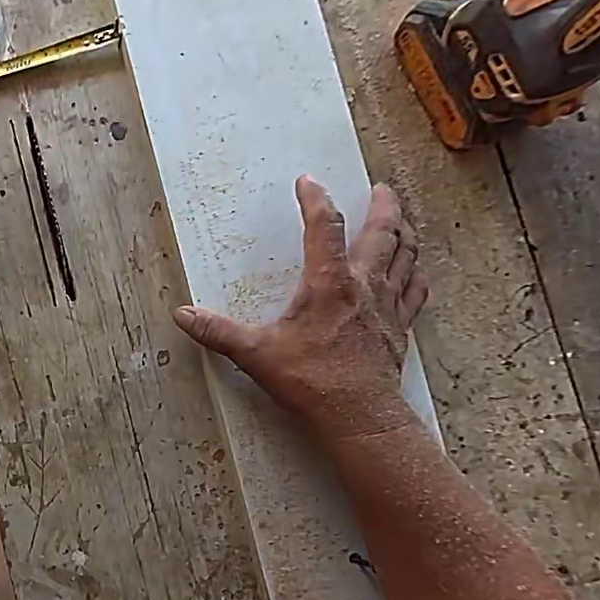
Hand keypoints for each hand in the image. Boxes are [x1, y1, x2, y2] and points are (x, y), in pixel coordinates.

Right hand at [173, 176, 428, 441]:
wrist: (358, 416)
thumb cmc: (311, 382)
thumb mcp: (255, 353)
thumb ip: (217, 331)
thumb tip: (183, 315)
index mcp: (330, 284)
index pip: (325, 228)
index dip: (316, 200)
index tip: (308, 182)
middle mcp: (364, 286)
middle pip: (383, 233)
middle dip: (382, 205)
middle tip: (380, 188)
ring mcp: (387, 306)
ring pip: (406, 256)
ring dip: (405, 233)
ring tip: (401, 219)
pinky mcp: (399, 328)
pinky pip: (416, 292)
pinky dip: (416, 275)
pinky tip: (415, 272)